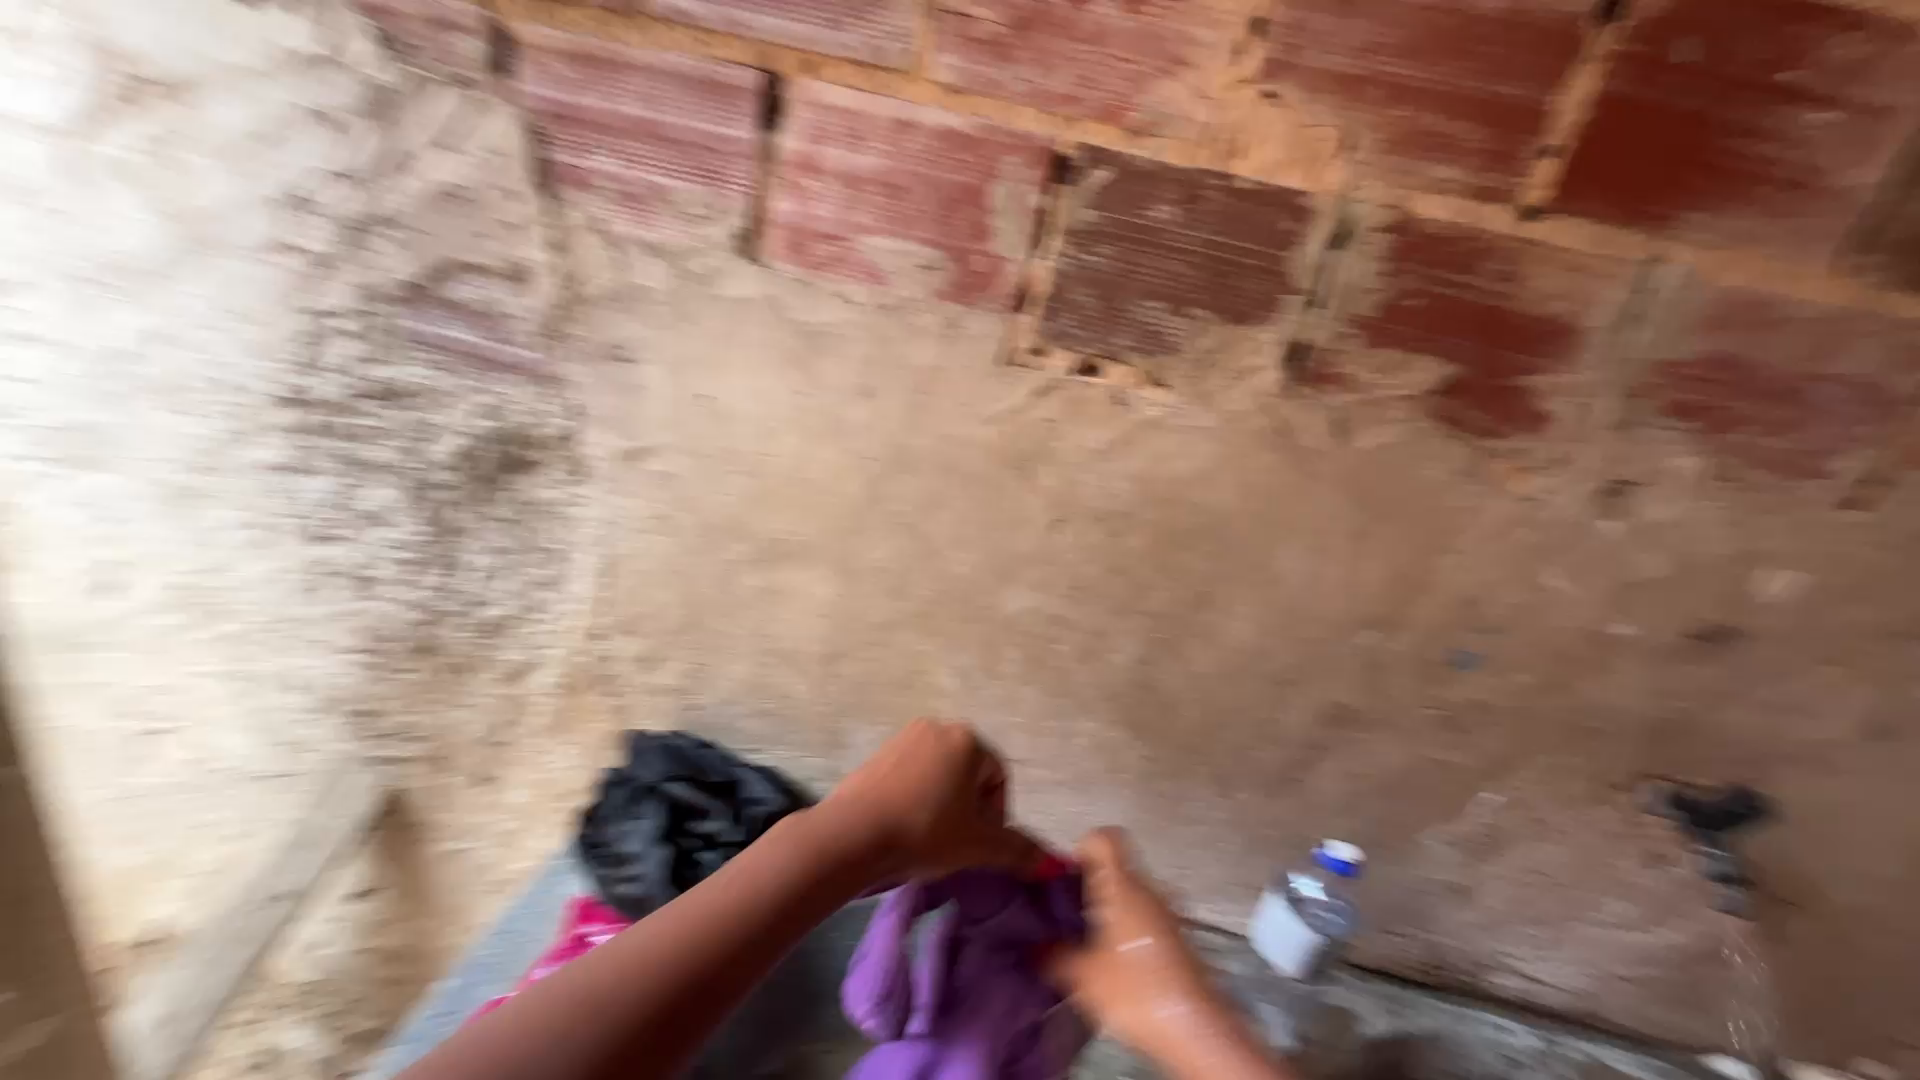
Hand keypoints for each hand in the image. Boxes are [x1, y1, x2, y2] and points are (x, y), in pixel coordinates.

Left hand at [820, 719, 1044, 881]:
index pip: (998, 778)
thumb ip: (1017, 850)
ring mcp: (903, 738)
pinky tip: (905, 827)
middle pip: (969, 773)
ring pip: (939, 775)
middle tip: (957, 842)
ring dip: (943, 804)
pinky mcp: (877, 754)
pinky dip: (916, 799)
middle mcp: (937, 727)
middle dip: (969, 808)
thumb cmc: (926, 832)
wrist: (854, 834)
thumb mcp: (978, 845)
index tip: (978, 844)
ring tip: (929, 838)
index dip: (995, 815)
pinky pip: (911, 776)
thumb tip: (1051, 864)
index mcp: (967, 739)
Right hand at [1046, 829, 1259, 1071]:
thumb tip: (1034, 946)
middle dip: (1089, 885)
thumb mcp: (1083, 978)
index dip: (1084, 845)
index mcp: (1123, 887)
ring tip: (1085, 941)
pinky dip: (1126, 928)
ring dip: (1109, 910)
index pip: (1106, 839)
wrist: (1197, 1031)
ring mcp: (1168, 914)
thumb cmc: (1136, 992)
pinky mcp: (1178, 938)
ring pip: (1131, 895)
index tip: (1067, 872)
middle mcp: (1149, 891)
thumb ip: (1054, 956)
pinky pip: (1144, 917)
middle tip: (1066, 913)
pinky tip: (1113, 962)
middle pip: (1116, 868)